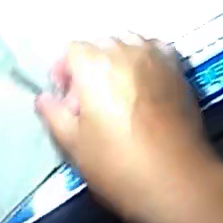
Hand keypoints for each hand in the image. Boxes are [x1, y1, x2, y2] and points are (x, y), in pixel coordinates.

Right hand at [34, 37, 222, 222]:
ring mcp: (155, 54)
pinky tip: (145, 84)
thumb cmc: (120, 166)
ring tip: (118, 93)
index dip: (63, 72)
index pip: (71, 49)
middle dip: (89, 66)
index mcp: (95, 64)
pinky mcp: (177, 66)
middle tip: (89, 102)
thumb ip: (55, 115)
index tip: (66, 101)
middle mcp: (125, 49)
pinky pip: (154, 49)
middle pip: (99, 44)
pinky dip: (145, 58)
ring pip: (128, 42)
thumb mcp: (75, 146)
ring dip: (117, 59)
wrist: (179, 181)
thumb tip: (44, 97)